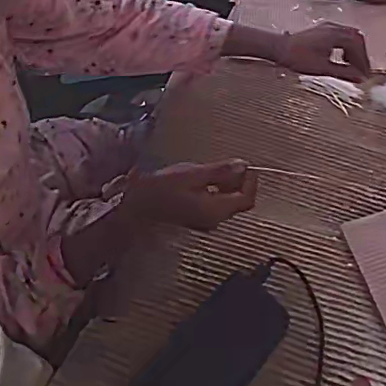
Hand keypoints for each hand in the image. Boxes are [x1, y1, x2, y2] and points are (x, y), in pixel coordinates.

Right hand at [120, 160, 256, 229]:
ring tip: (216, 169)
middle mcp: (213, 220)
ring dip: (228, 185)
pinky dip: (216, 190)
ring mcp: (204, 221)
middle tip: (231, 164)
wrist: (135, 205)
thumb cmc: (161, 189)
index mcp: (215, 210)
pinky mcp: (195, 217)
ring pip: (227, 203)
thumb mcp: (194, 174)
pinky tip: (204, 179)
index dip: (250, 181)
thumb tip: (242, 166)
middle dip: (239, 181)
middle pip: (238, 202)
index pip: (246, 199)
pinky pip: (215, 204)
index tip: (246, 165)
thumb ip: (220, 171)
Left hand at [275, 22, 371, 80]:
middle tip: (362, 71)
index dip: (363, 61)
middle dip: (361, 55)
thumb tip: (360, 79)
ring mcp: (327, 26)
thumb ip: (344, 73)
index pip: (357, 46)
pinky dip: (346, 47)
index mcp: (335, 34)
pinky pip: (341, 35)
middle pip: (356, 38)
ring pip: (350, 36)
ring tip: (353, 67)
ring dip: (354, 51)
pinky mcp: (322, 29)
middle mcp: (333, 27)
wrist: (279, 48)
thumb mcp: (323, 68)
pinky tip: (342, 58)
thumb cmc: (298, 58)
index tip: (365, 75)